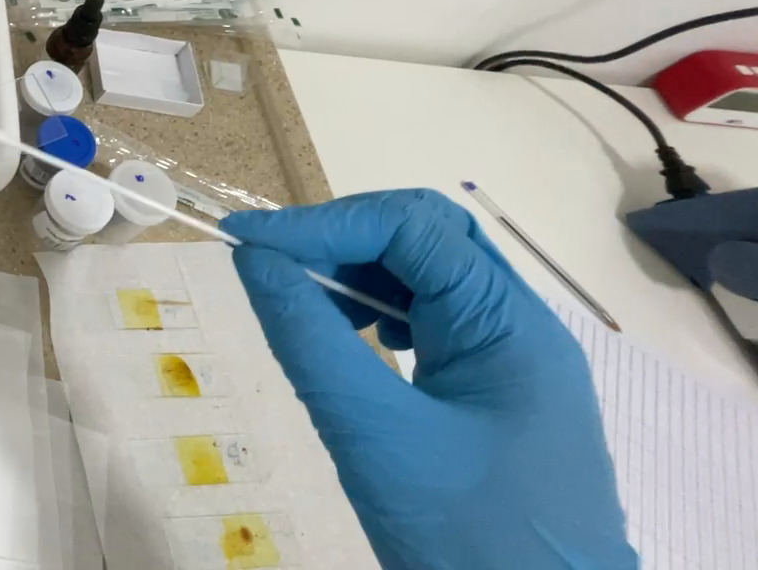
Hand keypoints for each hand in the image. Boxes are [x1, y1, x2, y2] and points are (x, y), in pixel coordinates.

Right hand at [222, 190, 636, 569]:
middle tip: (274, 259)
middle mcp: (516, 325)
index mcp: (510, 328)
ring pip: (421, 267)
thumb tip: (250, 256)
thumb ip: (306, 333)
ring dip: (351, 265)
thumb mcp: (370, 430)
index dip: (319, 222)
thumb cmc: (464, 536)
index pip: (410, 228)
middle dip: (340, 232)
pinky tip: (342, 333)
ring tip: (299, 298)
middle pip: (426, 232)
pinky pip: (422, 310)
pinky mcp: (483, 383)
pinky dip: (367, 303)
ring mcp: (505, 355)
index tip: (242, 242)